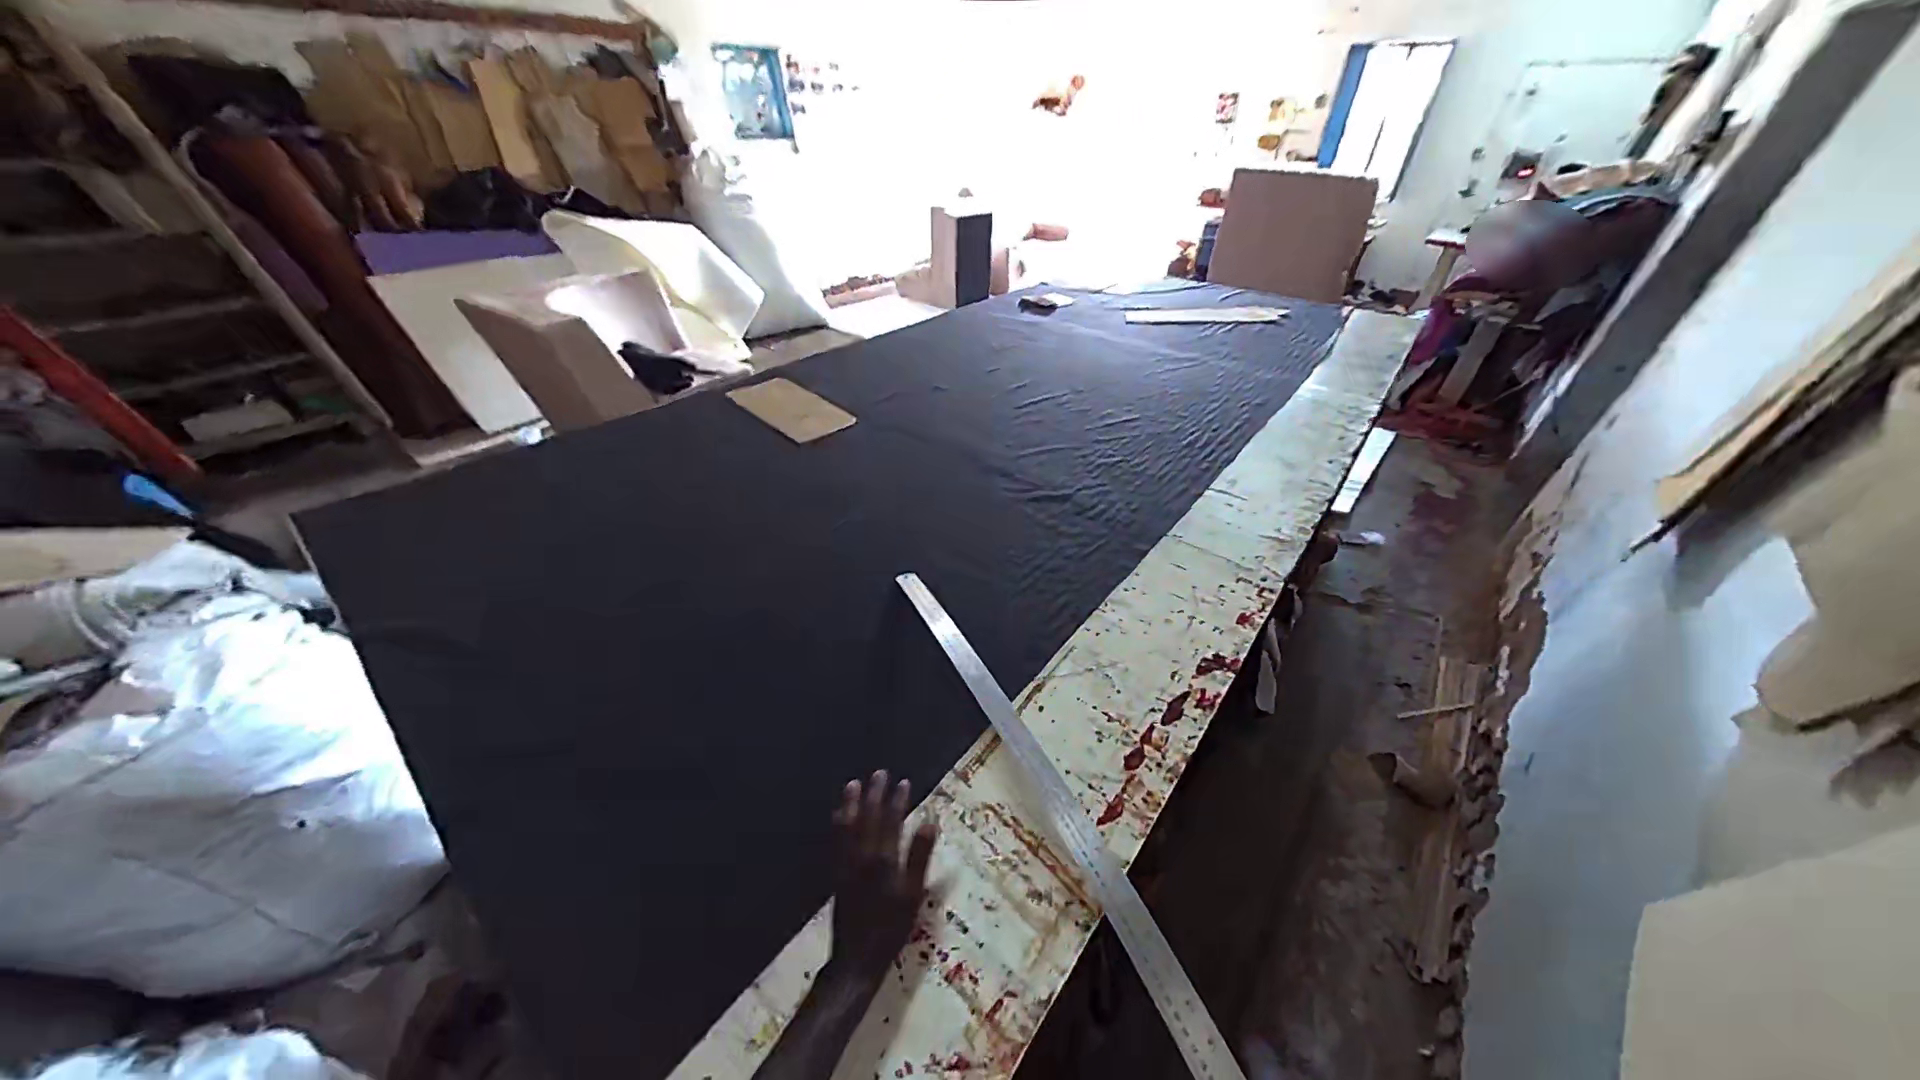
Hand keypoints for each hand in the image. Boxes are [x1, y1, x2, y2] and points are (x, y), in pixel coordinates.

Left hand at [827, 770, 937, 984]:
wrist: (857, 957)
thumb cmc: (892, 926)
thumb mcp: (913, 893)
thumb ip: (920, 855)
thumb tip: (930, 821)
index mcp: (883, 857)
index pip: (891, 820)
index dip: (898, 800)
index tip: (903, 782)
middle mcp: (862, 854)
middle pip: (868, 817)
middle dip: (874, 794)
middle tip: (879, 774)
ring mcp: (846, 863)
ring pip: (848, 825)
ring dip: (851, 803)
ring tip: (853, 785)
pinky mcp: (836, 873)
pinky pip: (835, 841)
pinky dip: (838, 824)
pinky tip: (838, 816)